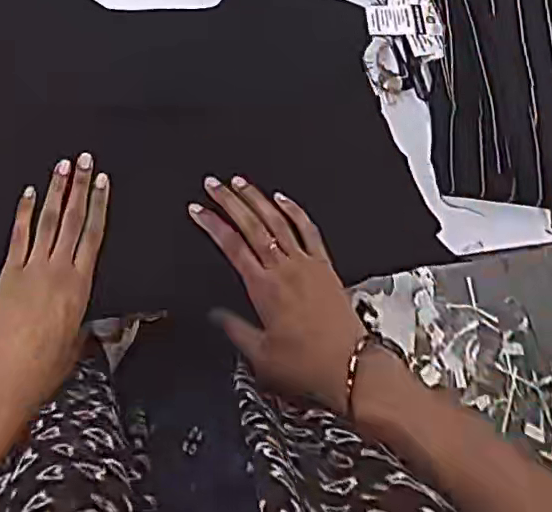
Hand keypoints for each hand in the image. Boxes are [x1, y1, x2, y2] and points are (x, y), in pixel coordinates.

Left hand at [0, 154, 109, 416]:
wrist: (4, 379)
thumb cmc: (41, 370)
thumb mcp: (76, 345)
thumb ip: (84, 325)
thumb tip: (91, 323)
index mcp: (79, 286)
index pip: (93, 233)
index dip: (99, 204)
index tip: (102, 182)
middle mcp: (56, 270)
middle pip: (72, 218)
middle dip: (79, 185)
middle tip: (84, 160)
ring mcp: (31, 267)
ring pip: (47, 219)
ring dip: (55, 190)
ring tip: (61, 167)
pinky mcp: (8, 272)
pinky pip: (19, 234)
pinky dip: (23, 212)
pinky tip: (27, 194)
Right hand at [189, 175, 367, 412]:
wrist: (353, 370)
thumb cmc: (310, 366)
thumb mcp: (262, 357)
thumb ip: (235, 330)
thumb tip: (215, 314)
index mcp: (264, 289)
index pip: (231, 245)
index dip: (212, 223)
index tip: (198, 210)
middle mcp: (283, 270)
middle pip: (251, 224)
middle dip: (228, 200)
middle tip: (213, 184)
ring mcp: (305, 264)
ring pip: (276, 220)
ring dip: (256, 198)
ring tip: (240, 182)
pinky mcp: (324, 265)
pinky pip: (308, 229)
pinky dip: (294, 210)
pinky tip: (282, 198)